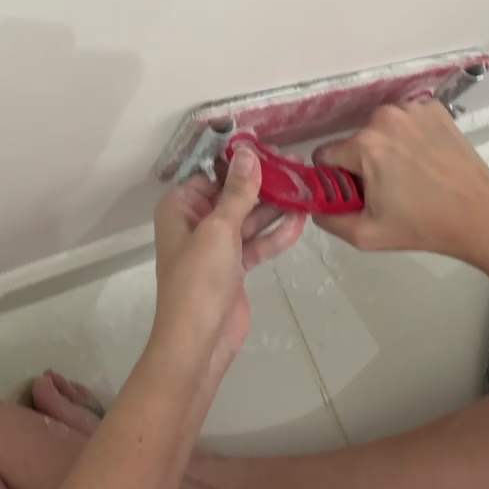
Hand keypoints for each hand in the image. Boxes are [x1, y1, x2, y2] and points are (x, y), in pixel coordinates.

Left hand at [149, 147, 307, 375]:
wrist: (199, 341)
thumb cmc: (199, 279)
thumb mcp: (219, 229)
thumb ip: (237, 191)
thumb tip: (248, 153)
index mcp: (180, 208)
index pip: (211, 174)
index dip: (239, 161)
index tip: (271, 147)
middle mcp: (195, 222)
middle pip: (233, 194)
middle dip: (263, 182)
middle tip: (298, 164)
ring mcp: (216, 246)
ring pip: (249, 218)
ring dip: (275, 206)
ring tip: (308, 186)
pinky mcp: (235, 267)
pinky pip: (257, 242)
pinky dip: (276, 233)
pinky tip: (302, 219)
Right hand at [312, 98, 488, 262]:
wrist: (483, 216)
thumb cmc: (424, 226)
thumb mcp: (367, 235)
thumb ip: (328, 219)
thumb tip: (313, 205)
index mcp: (365, 145)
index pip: (325, 155)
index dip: (335, 178)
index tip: (355, 193)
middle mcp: (384, 118)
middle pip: (353, 141)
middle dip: (361, 163)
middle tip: (387, 189)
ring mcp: (412, 109)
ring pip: (378, 129)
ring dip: (384, 147)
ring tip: (409, 173)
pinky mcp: (434, 108)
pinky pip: (405, 119)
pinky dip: (409, 135)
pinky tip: (424, 157)